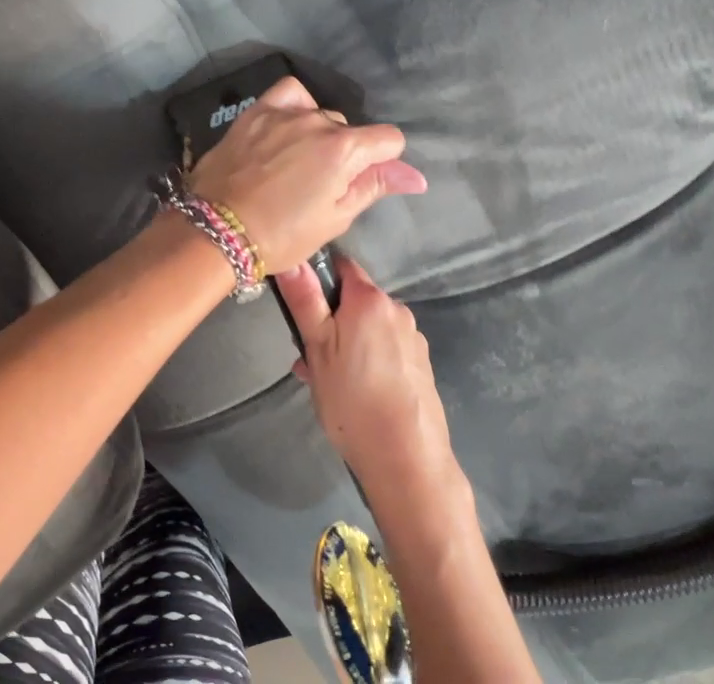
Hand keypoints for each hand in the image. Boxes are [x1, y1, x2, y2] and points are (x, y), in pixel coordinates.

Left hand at [183, 76, 425, 273]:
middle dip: (345, 154)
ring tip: (297, 165)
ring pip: (319, 116)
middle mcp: (318, 121)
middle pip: (350, 130)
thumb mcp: (334, 219)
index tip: (365, 182)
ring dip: (318, 135)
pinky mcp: (255, 113)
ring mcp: (284, 113)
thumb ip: (374, 187)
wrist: (215, 230)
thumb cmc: (281, 235)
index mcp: (344, 149)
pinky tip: (288, 128)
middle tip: (320, 188)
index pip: (389, 140)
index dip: (385, 163)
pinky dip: (296, 107)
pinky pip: (289, 95)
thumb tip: (415, 176)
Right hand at [275, 255, 457, 489]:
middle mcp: (398, 310)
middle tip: (307, 357)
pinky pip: (385, 351)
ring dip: (346, 344)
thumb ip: (305, 300)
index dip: (318, 280)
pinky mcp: (421, 366)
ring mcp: (413, 339)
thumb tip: (292, 258)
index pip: (342, 266)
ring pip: (369, 330)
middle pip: (355, 301)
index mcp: (371, 300)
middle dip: (330, 321)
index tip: (300, 307)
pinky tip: (352, 394)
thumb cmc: (352, 398)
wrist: (405, 456)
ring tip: (326, 382)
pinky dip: (366, 362)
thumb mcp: (318, 347)